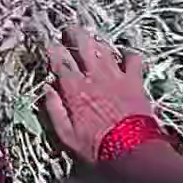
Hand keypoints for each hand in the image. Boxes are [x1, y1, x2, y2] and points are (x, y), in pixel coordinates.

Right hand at [42, 27, 154, 162]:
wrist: (132, 151)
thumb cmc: (96, 147)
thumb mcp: (66, 134)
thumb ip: (54, 109)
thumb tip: (47, 89)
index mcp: (74, 89)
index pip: (60, 61)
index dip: (53, 50)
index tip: (49, 45)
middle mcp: (95, 77)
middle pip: (83, 45)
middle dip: (74, 34)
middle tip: (69, 30)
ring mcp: (117, 76)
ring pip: (105, 48)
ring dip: (96, 41)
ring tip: (91, 39)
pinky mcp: (135, 80)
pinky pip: (133, 58)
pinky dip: (127, 53)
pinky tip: (123, 54)